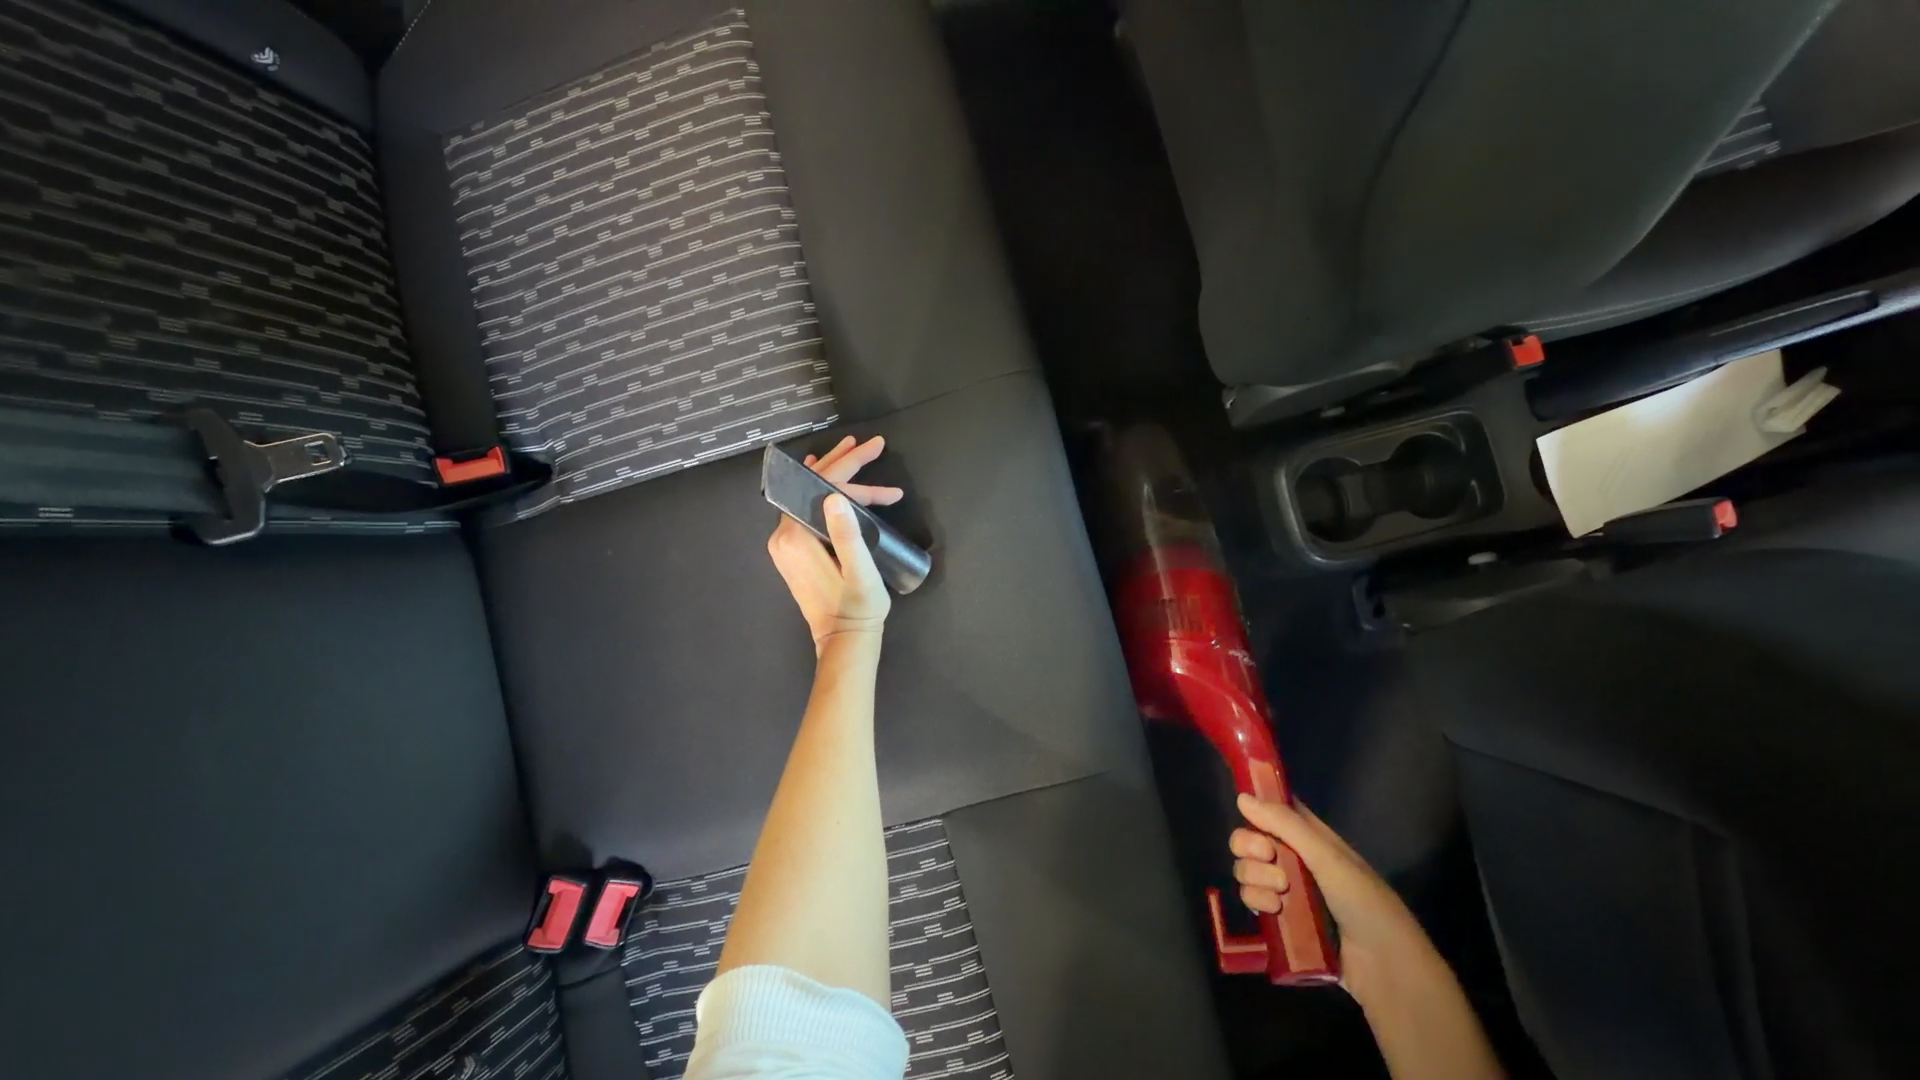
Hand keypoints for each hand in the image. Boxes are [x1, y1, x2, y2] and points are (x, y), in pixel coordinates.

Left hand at [767, 436, 903, 650]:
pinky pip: (803, 511)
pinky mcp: (792, 552)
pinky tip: (823, 481)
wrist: (844, 640)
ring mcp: (785, 545)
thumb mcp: (860, 570)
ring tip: (850, 453)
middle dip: (844, 464)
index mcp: (797, 538)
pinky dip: (819, 493)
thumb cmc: (858, 607)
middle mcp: (783, 537)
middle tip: (871, 445)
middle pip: (812, 488)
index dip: (851, 464)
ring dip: (833, 477)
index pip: (821, 486)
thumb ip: (847, 533)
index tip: (875, 447)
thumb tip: (835, 495)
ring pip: (808, 498)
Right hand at [1231, 794, 1429, 995]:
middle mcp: (1296, 859)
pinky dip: (1256, 900)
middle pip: (1252, 839)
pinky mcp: (1280, 919)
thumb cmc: (1363, 902)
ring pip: (1248, 870)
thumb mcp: (1327, 857)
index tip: (1250, 816)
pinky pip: (1252, 898)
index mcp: (1312, 838)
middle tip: (1268, 856)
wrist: (1384, 967)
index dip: (1257, 809)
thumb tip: (1242, 797)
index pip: (1275, 811)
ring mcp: (1286, 890)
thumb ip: (1285, 825)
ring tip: (1279, 894)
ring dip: (1256, 877)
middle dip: (1250, 846)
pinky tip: (1273, 910)